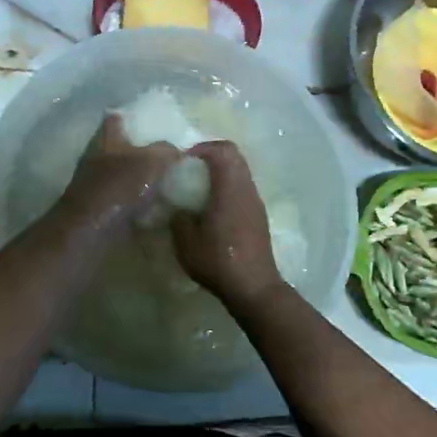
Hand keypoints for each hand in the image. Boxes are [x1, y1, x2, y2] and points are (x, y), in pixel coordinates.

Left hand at [54, 114, 181, 232]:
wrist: (91, 228)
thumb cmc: (117, 186)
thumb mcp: (150, 161)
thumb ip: (165, 151)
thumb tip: (177, 150)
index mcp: (106, 140)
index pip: (115, 118)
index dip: (129, 115)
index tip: (148, 118)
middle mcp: (98, 158)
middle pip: (119, 147)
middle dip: (140, 148)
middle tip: (167, 151)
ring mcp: (97, 183)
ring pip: (122, 173)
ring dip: (140, 176)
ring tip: (168, 178)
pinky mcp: (100, 207)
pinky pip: (123, 198)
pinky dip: (137, 200)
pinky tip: (157, 203)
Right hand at [171, 141, 286, 310]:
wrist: (253, 287)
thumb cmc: (218, 261)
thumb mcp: (185, 241)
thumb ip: (178, 217)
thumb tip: (177, 206)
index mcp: (230, 189)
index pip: (222, 151)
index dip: (202, 149)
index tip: (183, 162)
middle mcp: (247, 189)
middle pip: (234, 156)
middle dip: (211, 156)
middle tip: (189, 171)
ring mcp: (256, 203)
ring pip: (240, 172)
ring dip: (220, 173)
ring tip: (198, 190)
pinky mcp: (258, 216)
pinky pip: (242, 189)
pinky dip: (227, 188)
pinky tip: (212, 209)